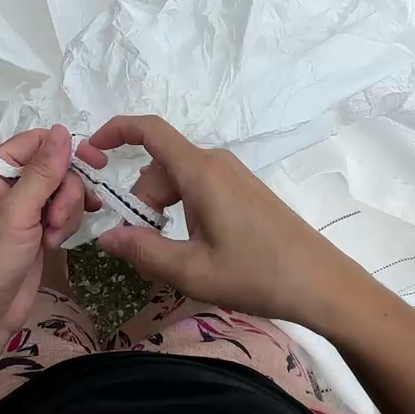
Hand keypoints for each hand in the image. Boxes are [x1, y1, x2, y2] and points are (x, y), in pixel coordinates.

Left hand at [0, 126, 87, 350]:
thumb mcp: (15, 214)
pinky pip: (62, 212)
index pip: (37, 142)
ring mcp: (23, 207)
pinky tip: (54, 243)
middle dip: (65, 192)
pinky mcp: (35, 228)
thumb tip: (63, 130)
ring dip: (65, 212)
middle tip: (54, 220)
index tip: (96, 164)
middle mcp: (7, 182)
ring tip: (50, 238)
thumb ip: (42, 172)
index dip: (67, 150)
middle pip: (56, 166)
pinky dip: (64, 225)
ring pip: (64, 190)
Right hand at [80, 115, 370, 328]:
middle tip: (139, 247)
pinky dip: (182, 210)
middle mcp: (215, 162)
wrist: (323, 283)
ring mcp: (232, 174)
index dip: (116, 130)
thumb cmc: (257, 275)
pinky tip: (192, 248)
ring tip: (169, 255)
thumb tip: (105, 236)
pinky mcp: (244, 189)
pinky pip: (198, 187)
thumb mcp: (192, 272)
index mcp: (200, 172)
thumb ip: (143, 251)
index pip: (150, 129)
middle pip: (160, 166)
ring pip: (178, 180)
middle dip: (140, 200)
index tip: (91, 149)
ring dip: (162, 209)